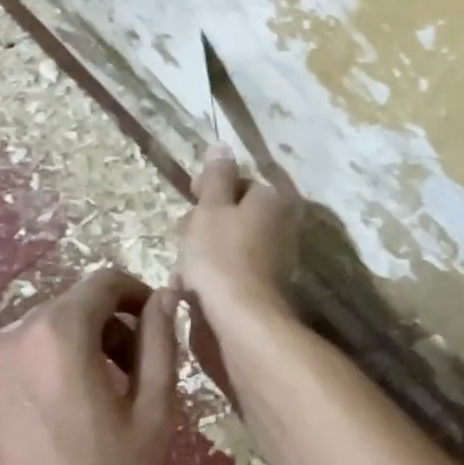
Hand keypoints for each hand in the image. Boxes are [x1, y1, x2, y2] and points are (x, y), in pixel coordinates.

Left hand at [0, 269, 177, 464]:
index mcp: (56, 335)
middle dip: (100, 331)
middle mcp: (2, 342)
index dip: (134, 295)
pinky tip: (37, 437)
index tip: (150, 324)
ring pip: (25, 345)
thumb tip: (164, 295)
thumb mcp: (152, 419)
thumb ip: (159, 344)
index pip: (102, 282)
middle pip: (62, 312)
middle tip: (125, 377)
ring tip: (80, 411)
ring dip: (59, 359)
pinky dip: (23, 388)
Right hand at [176, 144, 302, 318]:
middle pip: (237, 213)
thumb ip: (216, 176)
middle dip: (206, 221)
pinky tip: (193, 286)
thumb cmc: (220, 254)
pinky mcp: (267, 285)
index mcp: (272, 199)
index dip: (210, 188)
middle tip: (181, 234)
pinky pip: (236, 267)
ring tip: (181, 266)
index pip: (240, 183)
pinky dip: (216, 271)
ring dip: (206, 248)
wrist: (241, 319)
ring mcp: (278, 256)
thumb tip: (223, 146)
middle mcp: (283, 224)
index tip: (187, 198)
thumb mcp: (211, 208)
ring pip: (233, 241)